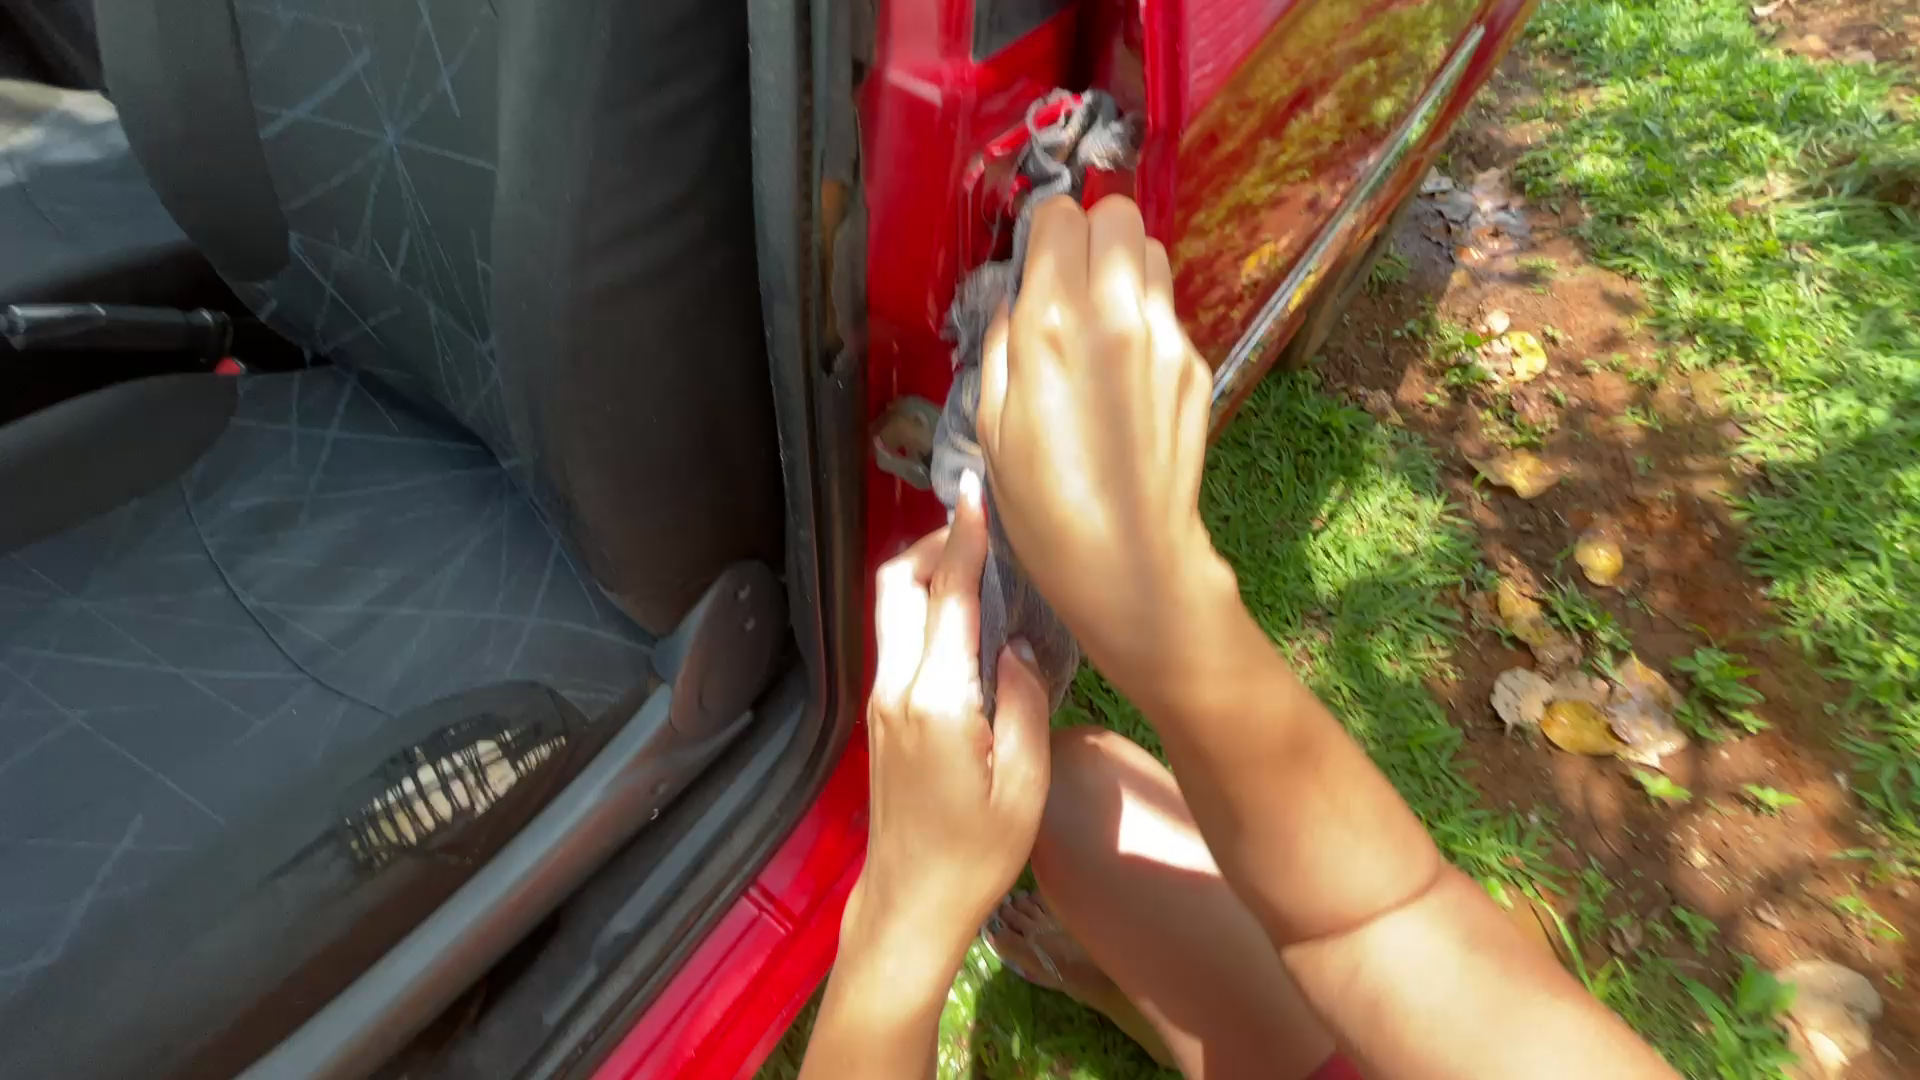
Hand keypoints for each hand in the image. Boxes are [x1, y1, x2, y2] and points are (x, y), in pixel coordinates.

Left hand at [843, 470, 1052, 993]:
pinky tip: (958, 612)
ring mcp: (880, 698)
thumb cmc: (976, 854)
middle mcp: (896, 686)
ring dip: (922, 570)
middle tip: (976, 527)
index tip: (973, 493)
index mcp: (936, 699)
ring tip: (971, 559)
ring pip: (889, 607)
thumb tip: (1013, 641)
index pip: (948, 597)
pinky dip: (921, 604)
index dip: (962, 538)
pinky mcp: (881, 712)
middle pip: (896, 585)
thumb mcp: (1022, 784)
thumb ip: (1022, 701)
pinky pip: (895, 635)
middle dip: (931, 543)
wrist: (909, 903)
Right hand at [977, 194, 1235, 704]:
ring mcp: (1165, 337)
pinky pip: (1168, 307)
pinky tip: (1125, 372)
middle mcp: (1114, 314)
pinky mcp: (1194, 364)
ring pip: (1152, 250)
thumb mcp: (990, 426)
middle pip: (1118, 211)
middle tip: (1069, 284)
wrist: (1128, 559)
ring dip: (1122, 267)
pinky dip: (1144, 315)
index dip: (1043, 233)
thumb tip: (1018, 299)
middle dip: (1089, 235)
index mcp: (1050, 325)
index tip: (1036, 265)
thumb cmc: (1043, 505)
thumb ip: (1000, 344)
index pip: (1060, 215)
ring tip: (1099, 323)